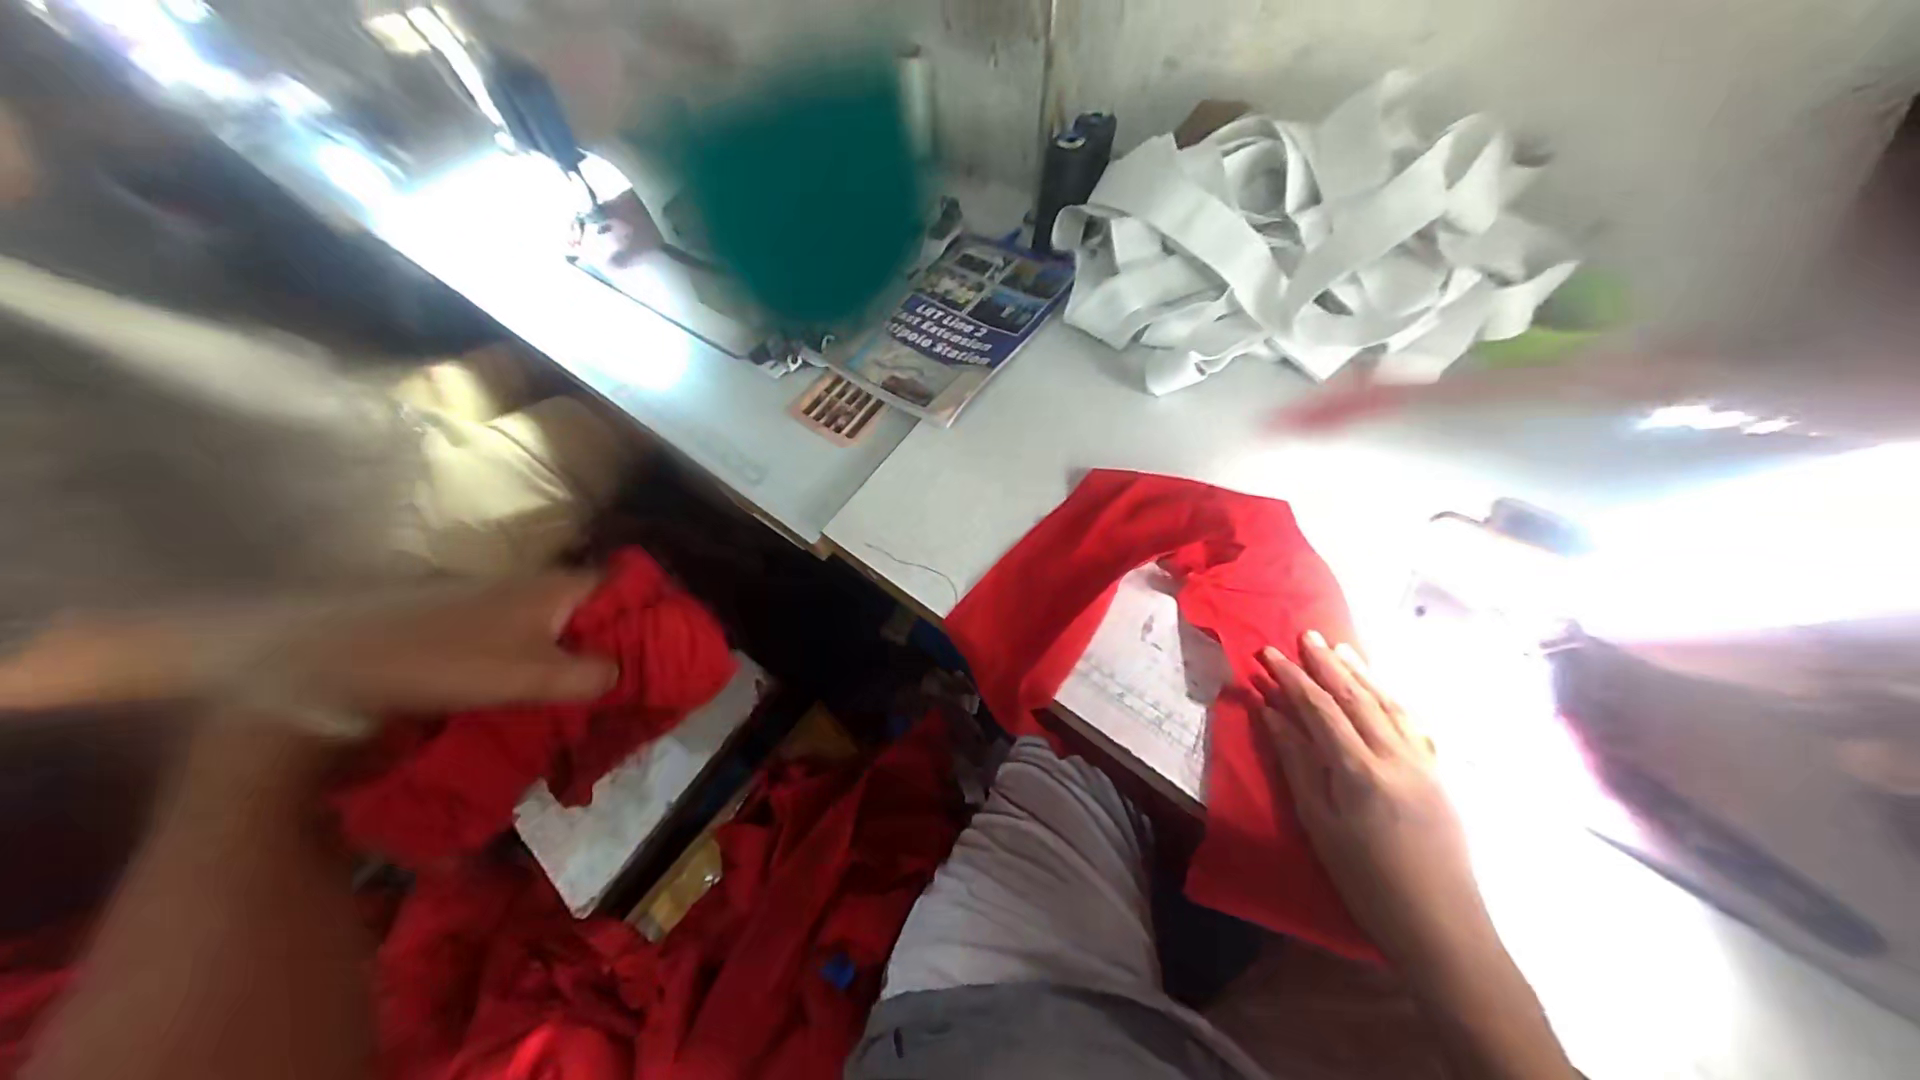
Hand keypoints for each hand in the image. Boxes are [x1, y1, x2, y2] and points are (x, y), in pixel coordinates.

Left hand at [227, 574, 619, 718]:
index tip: (673, 646)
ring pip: (568, 623)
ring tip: (606, 691)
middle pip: (601, 608)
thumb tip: (625, 677)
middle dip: (624, 640)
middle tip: (643, 678)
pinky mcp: (481, 620)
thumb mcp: (525, 676)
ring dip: (587, 653)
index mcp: (561, 588)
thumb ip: (586, 676)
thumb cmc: (442, 659)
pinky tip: (551, 689)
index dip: (655, 613)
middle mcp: (541, 585)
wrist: (336, 652)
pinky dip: (554, 658)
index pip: (629, 587)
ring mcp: (508, 600)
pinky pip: (538, 635)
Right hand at [1255, 631, 1492, 967]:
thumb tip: (1272, 713)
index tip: (1268, 653)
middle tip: (1305, 636)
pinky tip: (1382, 690)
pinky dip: (1392, 699)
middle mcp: (1396, 756)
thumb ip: (1296, 762)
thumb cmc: (1364, 878)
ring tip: (1341, 649)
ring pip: (1388, 705)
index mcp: (1360, 770)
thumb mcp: (1318, 822)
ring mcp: (1424, 763)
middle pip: (1356, 698)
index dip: (1292, 678)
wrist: (1441, 924)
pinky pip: (1413, 724)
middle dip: (1327, 664)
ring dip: (1362, 674)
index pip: (1319, 708)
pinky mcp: (1439, 775)